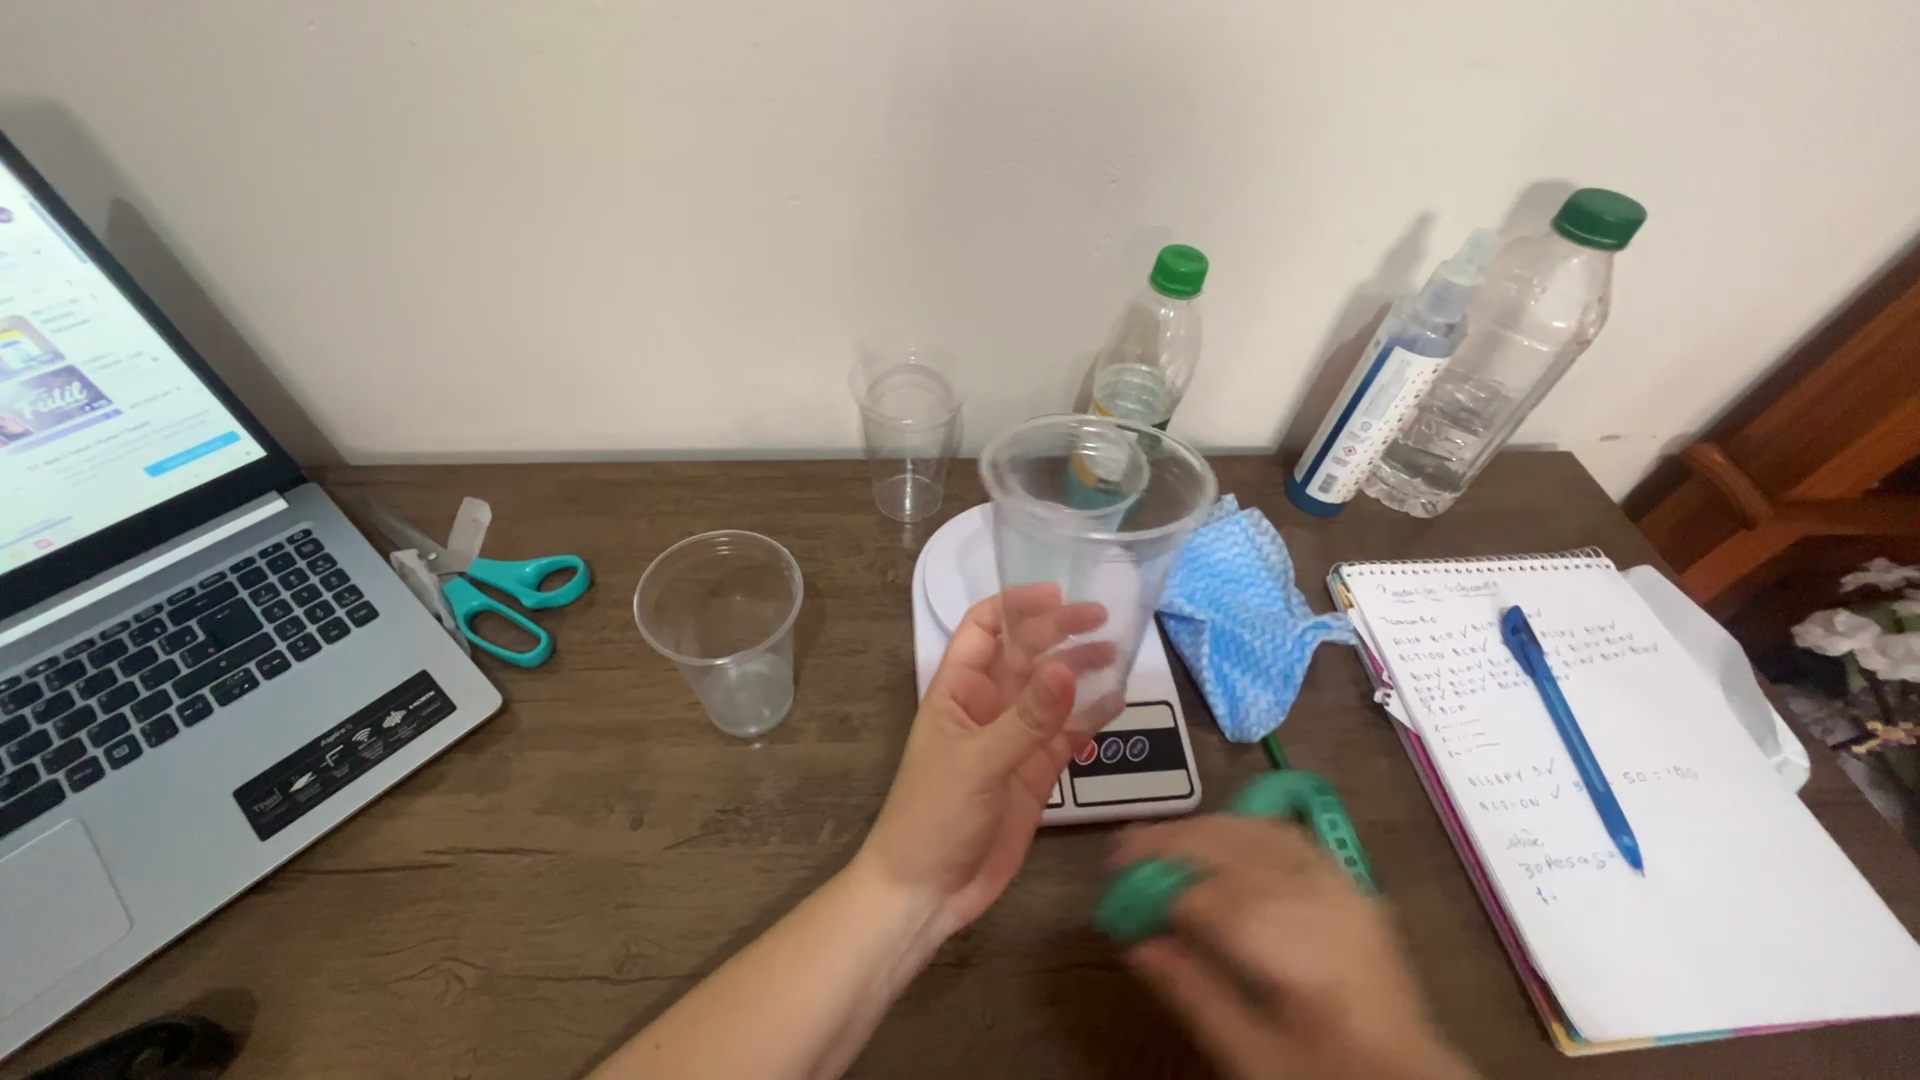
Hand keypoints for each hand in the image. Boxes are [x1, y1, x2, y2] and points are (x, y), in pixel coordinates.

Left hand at [858, 585, 1113, 939]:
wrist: (927, 892)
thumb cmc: (932, 816)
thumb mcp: (976, 763)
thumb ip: (1025, 719)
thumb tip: (1066, 668)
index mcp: (957, 690)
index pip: (983, 628)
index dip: (1016, 606)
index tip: (1059, 594)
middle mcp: (987, 705)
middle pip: (1025, 654)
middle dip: (1058, 633)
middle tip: (1103, 620)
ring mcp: (1013, 739)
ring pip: (1050, 691)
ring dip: (1079, 669)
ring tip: (1115, 652)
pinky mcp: (1035, 772)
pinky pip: (1066, 733)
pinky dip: (1090, 717)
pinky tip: (1117, 701)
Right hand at [1112, 817, 1477, 1079]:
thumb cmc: (1324, 1076)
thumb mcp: (1253, 1060)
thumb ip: (1193, 995)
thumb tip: (1134, 942)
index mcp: (1303, 961)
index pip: (1214, 902)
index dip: (1158, 889)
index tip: (1116, 893)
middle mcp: (1325, 909)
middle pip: (1235, 850)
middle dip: (1170, 842)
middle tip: (1120, 850)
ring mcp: (1342, 889)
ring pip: (1259, 832)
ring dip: (1200, 828)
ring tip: (1156, 836)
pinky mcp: (1349, 884)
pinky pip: (1287, 836)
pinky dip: (1240, 827)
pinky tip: (1214, 835)